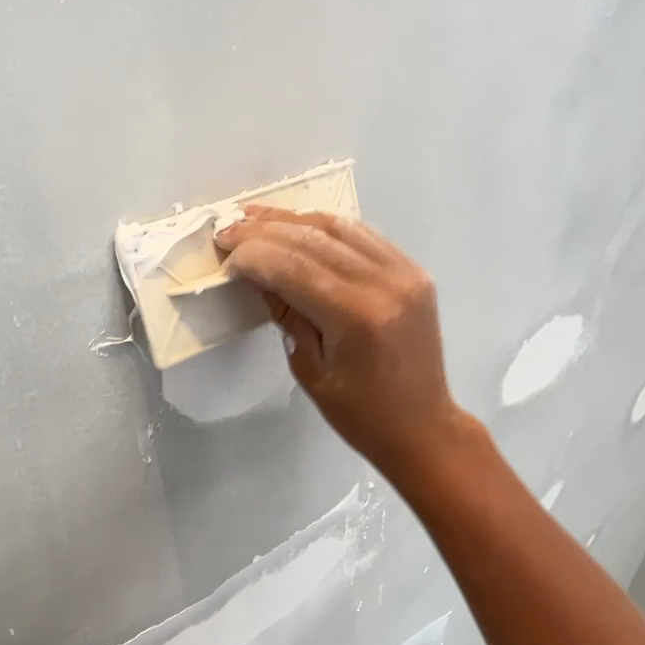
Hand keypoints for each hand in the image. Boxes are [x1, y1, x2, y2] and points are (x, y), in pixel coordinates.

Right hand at [216, 205, 472, 477]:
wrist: (422, 426)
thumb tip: (256, 275)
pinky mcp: (413, 271)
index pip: (293, 267)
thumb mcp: (311, 370)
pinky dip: (326, 227)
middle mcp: (385, 283)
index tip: (223, 255)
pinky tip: (298, 226)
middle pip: (313, 238)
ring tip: (255, 219)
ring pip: (339, 227)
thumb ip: (286, 315)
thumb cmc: (361, 414)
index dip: (253, 256)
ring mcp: (404, 272)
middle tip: (227, 229)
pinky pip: (363, 236)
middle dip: (264, 231)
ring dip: (293, 219)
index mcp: (357, 316)